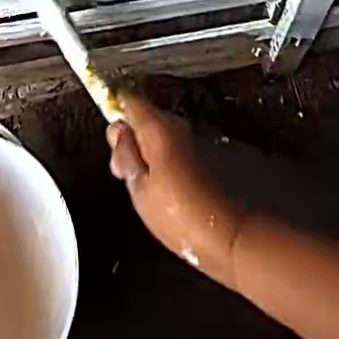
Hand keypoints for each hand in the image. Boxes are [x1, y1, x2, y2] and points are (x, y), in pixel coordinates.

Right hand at [107, 92, 246, 287]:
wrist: (227, 238)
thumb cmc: (176, 214)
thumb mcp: (137, 186)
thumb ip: (123, 153)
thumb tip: (118, 129)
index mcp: (157, 128)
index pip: (128, 100)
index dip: (113, 111)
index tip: (111, 141)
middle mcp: (174, 126)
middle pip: (140, 118)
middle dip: (127, 139)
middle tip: (123, 174)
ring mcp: (188, 141)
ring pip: (153, 136)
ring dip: (142, 153)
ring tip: (141, 187)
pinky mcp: (197, 158)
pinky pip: (167, 148)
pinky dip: (158, 161)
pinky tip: (159, 189)